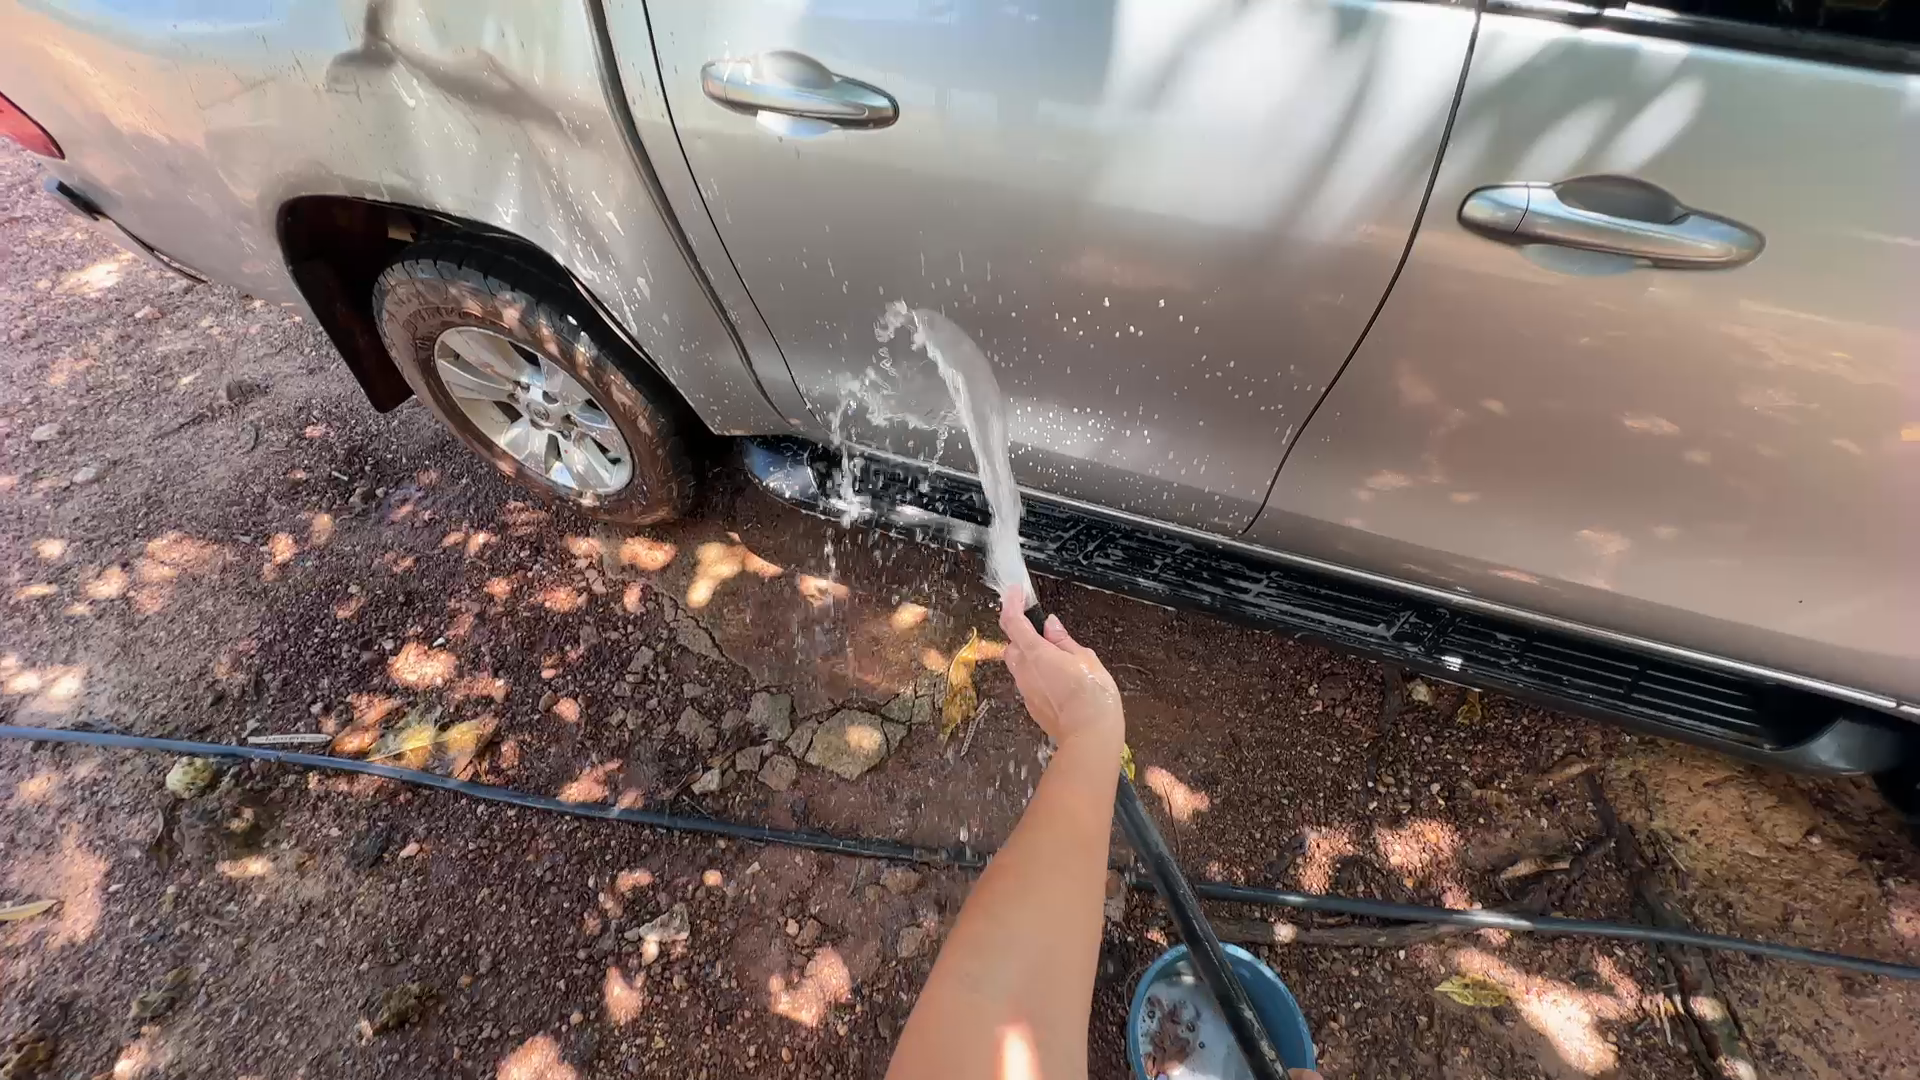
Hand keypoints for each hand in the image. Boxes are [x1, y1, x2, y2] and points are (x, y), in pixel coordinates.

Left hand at [997, 586, 1123, 750]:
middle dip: (1022, 634)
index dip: (1011, 603)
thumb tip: (1050, 625)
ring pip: (1019, 665)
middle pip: (1012, 645)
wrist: (1090, 737)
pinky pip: (1028, 682)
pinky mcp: (1031, 706)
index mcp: (1036, 653)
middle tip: (1044, 631)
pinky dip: (1037, 674)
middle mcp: (1024, 670)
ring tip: (1058, 658)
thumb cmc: (1093, 695)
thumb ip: (1063, 641)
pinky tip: (1058, 679)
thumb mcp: (1085, 659)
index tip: (1015, 592)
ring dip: (1030, 655)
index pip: (1013, 621)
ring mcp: (1025, 690)